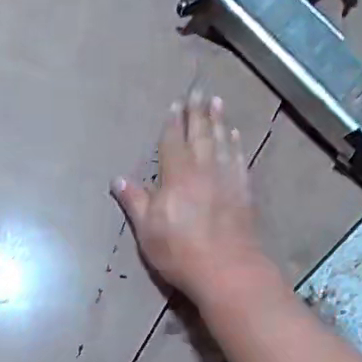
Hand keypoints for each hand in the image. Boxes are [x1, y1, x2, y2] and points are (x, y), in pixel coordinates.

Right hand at [112, 89, 278, 301]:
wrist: (227, 269)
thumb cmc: (179, 251)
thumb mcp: (147, 229)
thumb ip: (135, 201)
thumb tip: (118, 179)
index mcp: (177, 176)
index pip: (174, 142)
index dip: (173, 124)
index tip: (175, 105)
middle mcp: (204, 170)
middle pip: (201, 135)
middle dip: (198, 113)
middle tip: (199, 92)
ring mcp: (227, 179)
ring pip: (223, 142)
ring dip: (219, 121)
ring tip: (217, 103)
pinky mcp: (243, 191)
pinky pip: (239, 159)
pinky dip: (237, 144)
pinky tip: (235, 136)